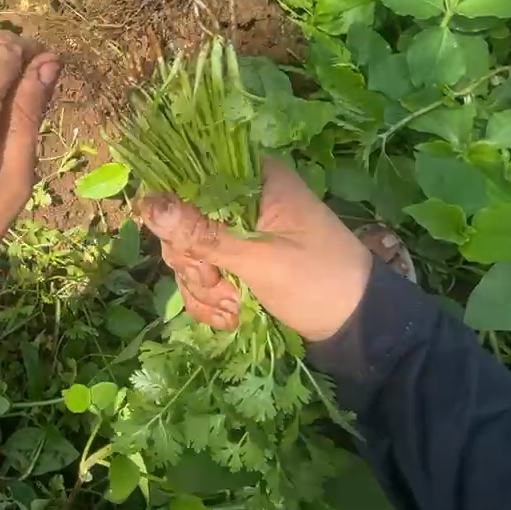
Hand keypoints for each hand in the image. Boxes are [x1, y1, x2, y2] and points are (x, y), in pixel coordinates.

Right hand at [138, 156, 372, 341]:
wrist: (364, 333)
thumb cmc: (320, 283)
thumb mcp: (260, 260)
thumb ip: (202, 233)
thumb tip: (146, 204)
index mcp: (255, 179)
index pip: (191, 176)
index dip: (175, 210)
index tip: (189, 249)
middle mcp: (243, 198)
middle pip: (183, 217)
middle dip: (193, 260)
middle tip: (218, 284)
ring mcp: (240, 230)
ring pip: (188, 248)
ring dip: (201, 284)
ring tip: (231, 308)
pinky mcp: (238, 258)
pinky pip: (201, 271)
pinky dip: (208, 297)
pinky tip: (228, 317)